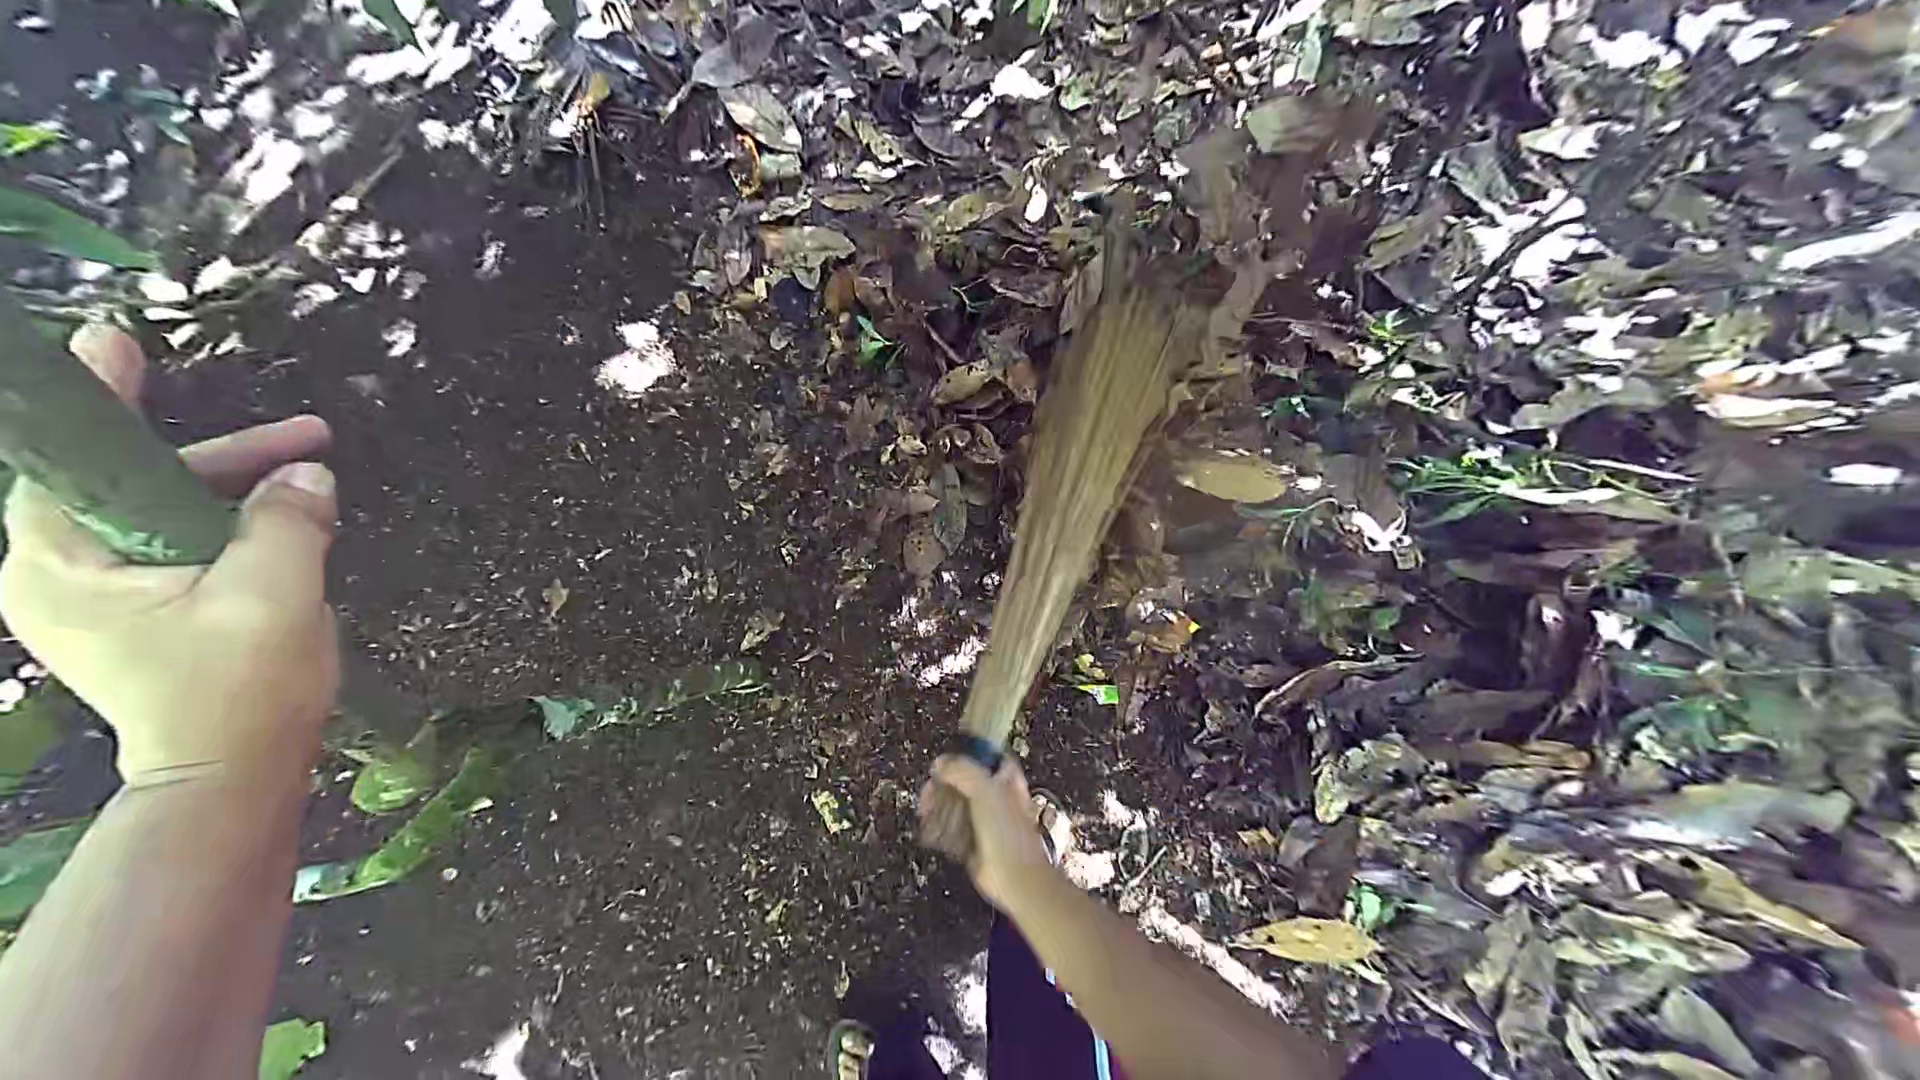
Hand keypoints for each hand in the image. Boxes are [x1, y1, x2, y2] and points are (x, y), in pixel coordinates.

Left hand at [0, 326, 339, 786]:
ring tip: (317, 475)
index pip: (71, 460)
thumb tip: (308, 475)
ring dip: (243, 490)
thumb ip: (289, 524)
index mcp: (63, 564)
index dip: (96, 398)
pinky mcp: (143, 609)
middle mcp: (61, 571)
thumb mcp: (274, 597)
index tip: (114, 341)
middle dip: (227, 458)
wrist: (233, 767)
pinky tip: (292, 523)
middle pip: (139, 483)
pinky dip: (237, 524)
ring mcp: (101, 593)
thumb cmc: (241, 686)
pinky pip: (186, 543)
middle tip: (309, 436)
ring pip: (170, 513)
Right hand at [920, 755, 1054, 910]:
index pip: (981, 755)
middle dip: (943, 784)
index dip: (961, 756)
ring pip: (954, 803)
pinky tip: (929, 826)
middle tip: (929, 788)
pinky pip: (951, 826)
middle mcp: (995, 794)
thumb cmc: (1009, 834)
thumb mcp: (985, 791)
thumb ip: (962, 771)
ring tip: (925, 809)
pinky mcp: (972, 838)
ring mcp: (984, 817)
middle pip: (962, 780)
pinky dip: (939, 825)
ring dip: (938, 805)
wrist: (1015, 877)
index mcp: (1005, 777)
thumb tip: (940, 763)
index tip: (943, 761)